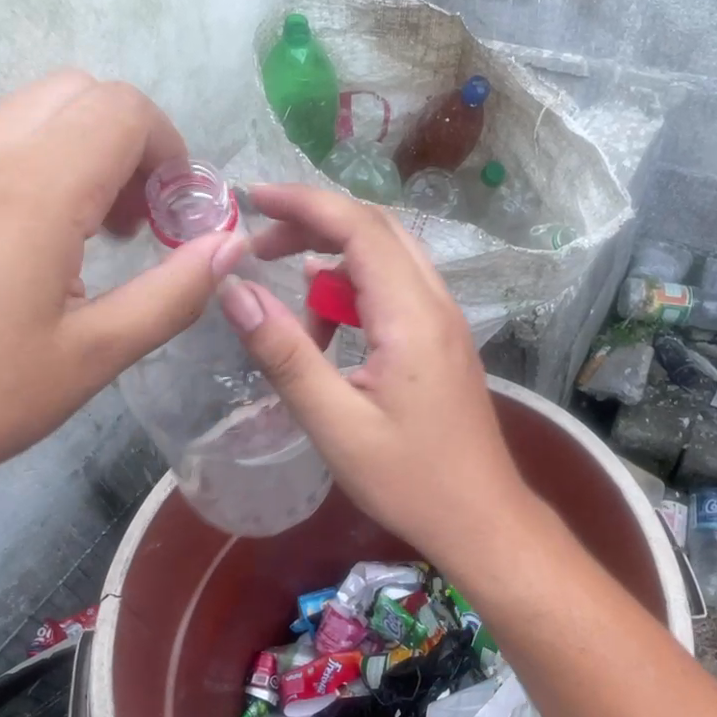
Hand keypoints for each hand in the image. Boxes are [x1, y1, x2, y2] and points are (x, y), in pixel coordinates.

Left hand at [0, 72, 246, 576]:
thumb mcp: (92, 358)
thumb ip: (173, 293)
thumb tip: (229, 247)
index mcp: (35, 186)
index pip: (124, 107)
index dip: (171, 150)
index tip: (177, 217)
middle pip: (77, 94)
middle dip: (128, 143)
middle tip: (137, 225)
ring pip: (27, 115)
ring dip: (79, 154)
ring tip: (86, 243)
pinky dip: (31, 170)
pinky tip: (24, 255)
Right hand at [215, 185, 526, 562]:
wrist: (482, 519)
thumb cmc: (409, 480)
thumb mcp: (334, 423)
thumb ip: (285, 353)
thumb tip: (235, 290)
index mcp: (411, 316)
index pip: (358, 227)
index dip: (303, 203)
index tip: (250, 198)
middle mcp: (436, 304)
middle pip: (376, 230)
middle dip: (315, 223)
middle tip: (261, 245)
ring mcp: (447, 321)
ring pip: (388, 258)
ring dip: (335, 261)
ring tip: (288, 302)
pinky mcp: (445, 341)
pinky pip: (398, 290)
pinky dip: (355, 292)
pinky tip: (329, 332)